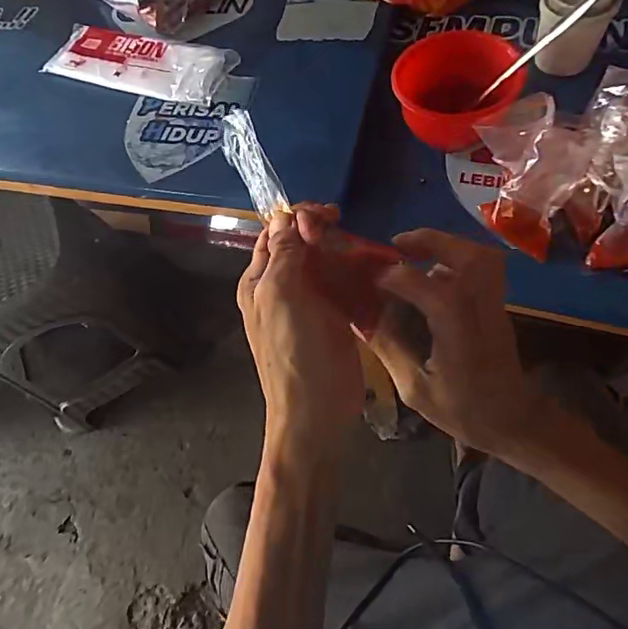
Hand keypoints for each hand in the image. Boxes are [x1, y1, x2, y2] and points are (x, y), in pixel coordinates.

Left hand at [238, 206, 363, 452]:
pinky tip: (368, 265)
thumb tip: (284, 217)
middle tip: (343, 224)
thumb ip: (282, 256)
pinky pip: (339, 283)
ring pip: (321, 261)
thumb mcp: (281, 297)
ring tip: (358, 243)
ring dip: (337, 247)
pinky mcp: (333, 317)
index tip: (325, 216)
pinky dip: (351, 270)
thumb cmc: (294, 353)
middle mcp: (280, 287)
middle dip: (319, 228)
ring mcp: (308, 303)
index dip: (296, 217)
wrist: (315, 412)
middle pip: (298, 244)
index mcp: (259, 281)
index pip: (273, 233)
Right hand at [365, 229, 551, 457]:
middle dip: (432, 241)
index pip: (433, 290)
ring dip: (446, 245)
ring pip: (482, 256)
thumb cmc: (465, 412)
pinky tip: (431, 273)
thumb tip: (359, 319)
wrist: (516, 423)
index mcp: (461, 337)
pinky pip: (482, 268)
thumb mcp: (416, 390)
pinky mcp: (497, 306)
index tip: (372, 280)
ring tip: (413, 252)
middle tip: (398, 244)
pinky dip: (455, 258)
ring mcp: (495, 306)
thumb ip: (389, 349)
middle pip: (470, 258)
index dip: (398, 277)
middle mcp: (483, 313)